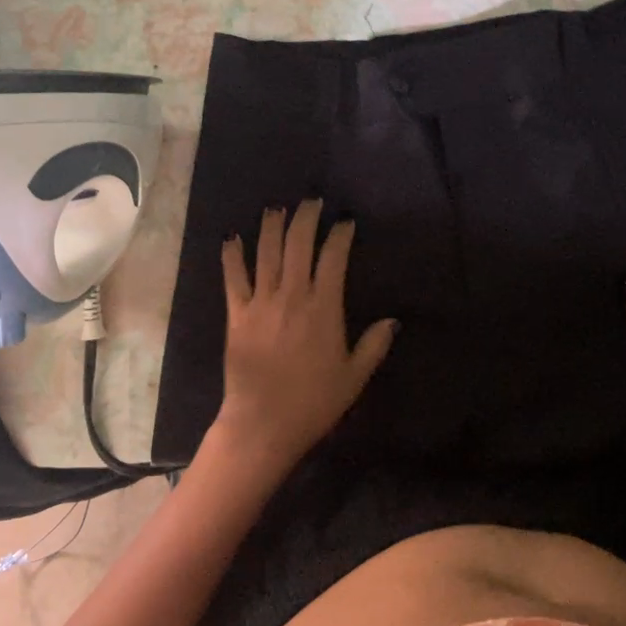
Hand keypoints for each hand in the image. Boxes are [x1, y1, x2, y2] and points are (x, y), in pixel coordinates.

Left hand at [210, 199, 397, 471]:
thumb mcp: (354, 377)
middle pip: (298, 244)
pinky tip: (232, 237)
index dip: (340, 235)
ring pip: (266, 253)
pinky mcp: (236, 314)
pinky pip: (233, 278)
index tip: (345, 221)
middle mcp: (292, 296)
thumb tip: (392, 320)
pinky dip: (232, 255)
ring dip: (272, 226)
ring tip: (277, 207)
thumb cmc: (314, 402)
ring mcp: (261, 302)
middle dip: (306, 217)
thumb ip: (374, 345)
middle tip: (312, 201)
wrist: (263, 424)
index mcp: (324, 308)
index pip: (334, 258)